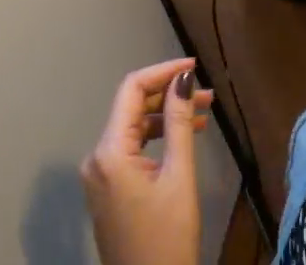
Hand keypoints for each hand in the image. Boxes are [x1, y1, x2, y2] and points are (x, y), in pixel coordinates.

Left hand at [79, 58, 214, 264]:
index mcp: (109, 151)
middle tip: (208, 94)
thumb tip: (183, 79)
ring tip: (203, 114)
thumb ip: (180, 124)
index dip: (163, 72)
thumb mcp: (179, 178)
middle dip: (168, 95)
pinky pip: (131, 149)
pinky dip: (156, 138)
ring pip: (133, 128)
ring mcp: (100, 174)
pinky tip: (183, 137)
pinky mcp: (108, 189)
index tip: (194, 66)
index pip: (131, 90)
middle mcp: (97, 157)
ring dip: (166, 117)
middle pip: (131, 108)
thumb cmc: (168, 239)